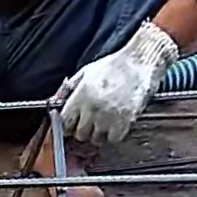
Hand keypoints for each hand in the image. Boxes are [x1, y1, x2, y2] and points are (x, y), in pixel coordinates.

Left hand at [56, 19, 177, 144]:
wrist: (143, 57)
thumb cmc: (114, 65)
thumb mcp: (86, 73)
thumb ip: (68, 90)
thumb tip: (54, 105)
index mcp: (80, 97)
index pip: (65, 124)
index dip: (70, 125)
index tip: (76, 122)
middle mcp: (91, 108)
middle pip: (80, 134)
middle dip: (86, 130)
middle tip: (95, 120)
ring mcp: (108, 116)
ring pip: (95, 139)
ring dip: (100, 133)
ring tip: (108, 120)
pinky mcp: (124, 120)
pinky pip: (113, 138)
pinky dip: (115, 134)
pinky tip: (118, 123)